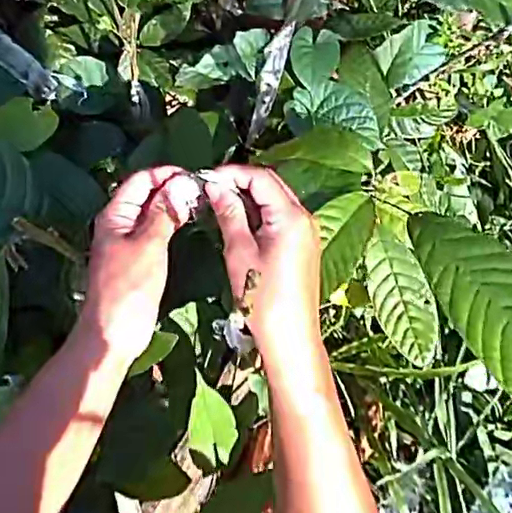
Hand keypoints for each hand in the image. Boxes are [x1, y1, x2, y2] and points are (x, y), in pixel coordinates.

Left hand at [81, 167, 197, 361]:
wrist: (112, 333)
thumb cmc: (129, 288)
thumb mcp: (149, 246)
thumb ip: (163, 213)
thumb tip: (179, 184)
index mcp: (114, 215)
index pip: (139, 181)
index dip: (164, 174)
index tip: (192, 175)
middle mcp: (117, 223)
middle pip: (144, 195)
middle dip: (169, 187)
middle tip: (200, 188)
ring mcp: (125, 241)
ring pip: (149, 213)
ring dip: (170, 205)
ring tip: (198, 201)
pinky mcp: (135, 258)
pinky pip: (152, 231)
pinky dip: (168, 223)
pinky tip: (185, 223)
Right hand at [200, 166, 321, 359]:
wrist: (290, 339)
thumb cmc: (262, 298)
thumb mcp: (239, 251)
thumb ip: (228, 213)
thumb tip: (215, 186)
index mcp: (291, 217)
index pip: (260, 177)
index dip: (231, 173)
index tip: (206, 179)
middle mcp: (304, 218)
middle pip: (270, 184)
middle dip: (239, 180)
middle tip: (210, 187)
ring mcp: (306, 232)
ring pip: (274, 198)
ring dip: (247, 195)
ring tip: (218, 200)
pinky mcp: (302, 244)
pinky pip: (278, 215)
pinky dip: (257, 211)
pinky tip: (235, 218)